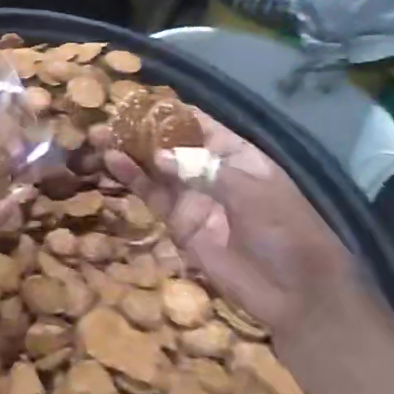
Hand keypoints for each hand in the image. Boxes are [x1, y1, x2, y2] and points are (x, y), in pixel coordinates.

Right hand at [103, 109, 355, 336]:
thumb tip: (158, 156)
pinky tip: (112, 162)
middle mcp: (208, 169)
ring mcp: (191, 195)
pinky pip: (151, 194)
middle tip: (107, 119)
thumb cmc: (285, 232)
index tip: (135, 100)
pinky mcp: (178, 221)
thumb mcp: (251, 192)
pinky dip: (132, 177)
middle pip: (168, 143)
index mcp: (234, 154)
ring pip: (153, 167)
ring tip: (99, 136)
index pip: (196, 123)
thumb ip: (202, 169)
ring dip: (127, 151)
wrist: (295, 294)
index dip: (167, 111)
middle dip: (138, 130)